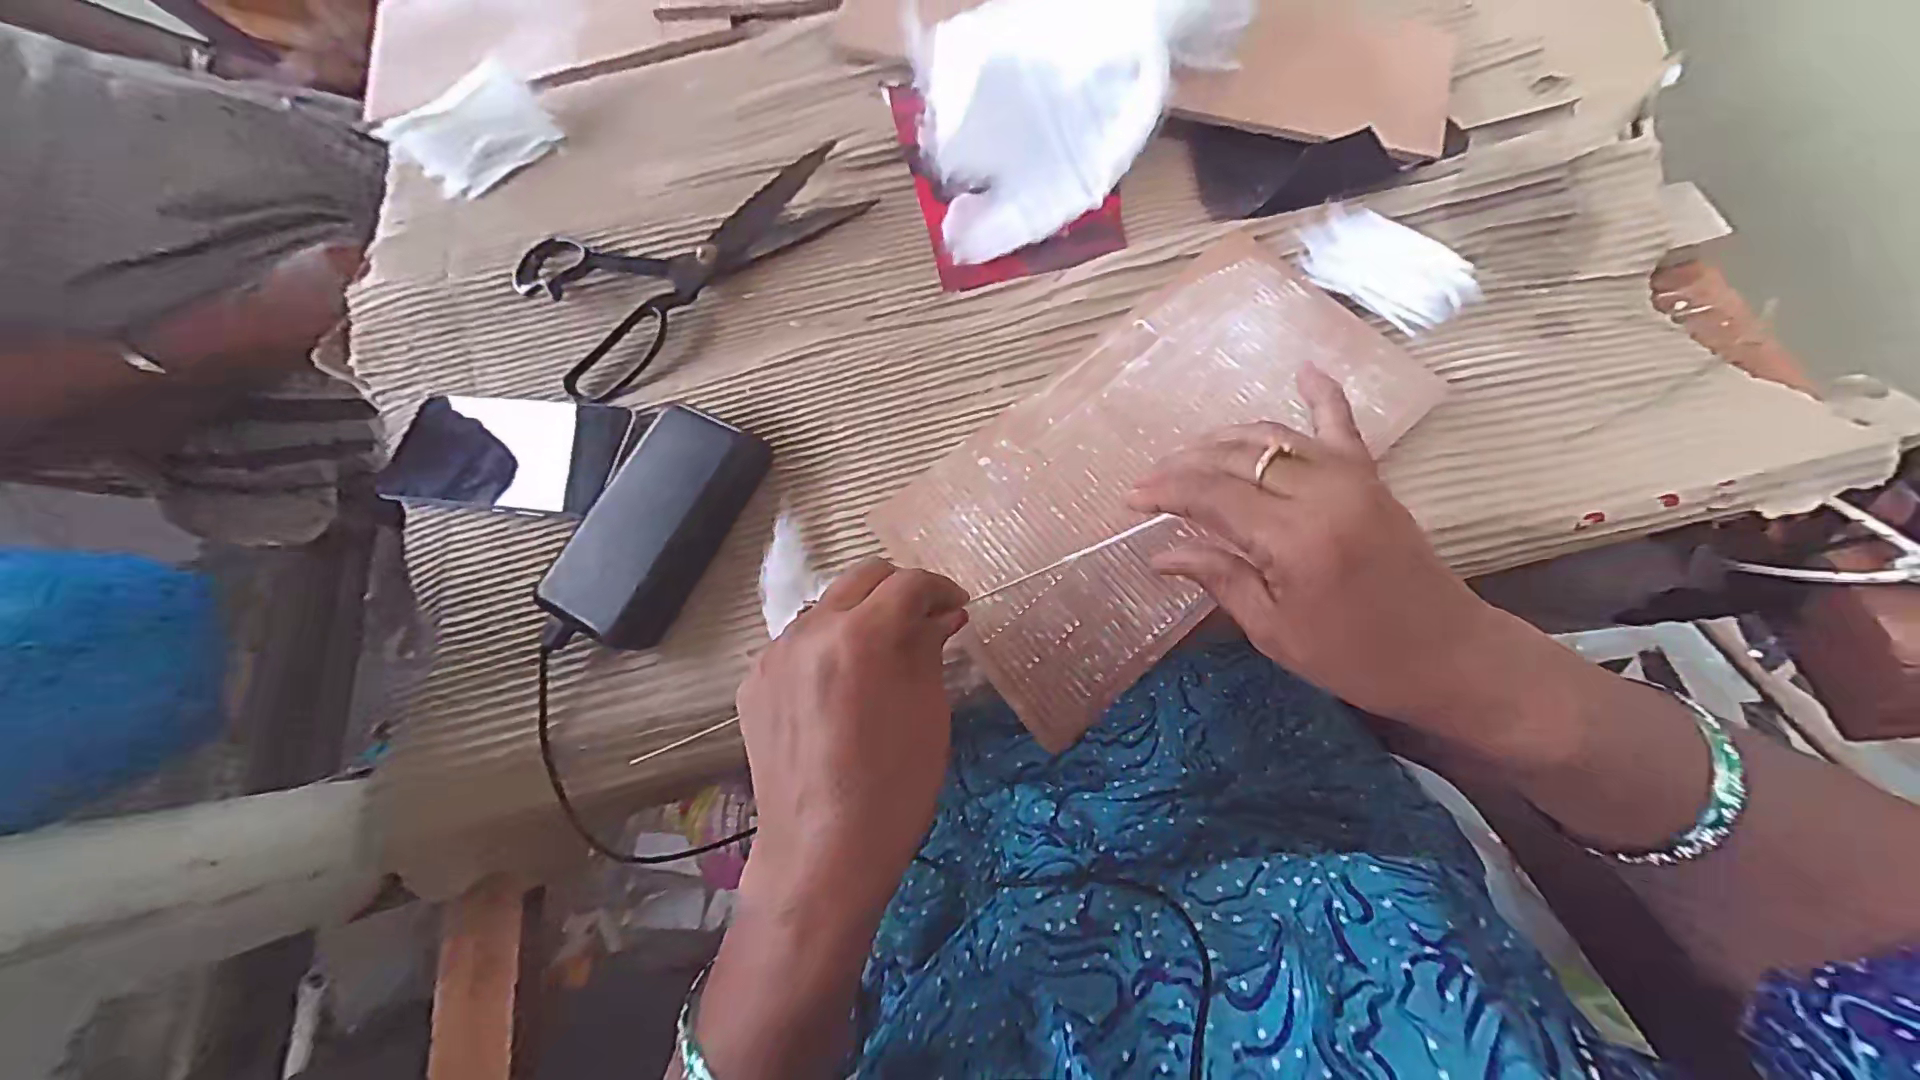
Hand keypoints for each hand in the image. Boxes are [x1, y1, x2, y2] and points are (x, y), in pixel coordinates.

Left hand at [735, 558, 969, 914]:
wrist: (822, 854)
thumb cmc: (894, 786)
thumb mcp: (928, 710)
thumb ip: (930, 646)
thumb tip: (942, 614)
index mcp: (859, 637)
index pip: (908, 583)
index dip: (941, 589)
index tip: (958, 608)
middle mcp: (808, 631)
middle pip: (862, 578)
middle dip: (901, 589)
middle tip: (926, 619)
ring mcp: (774, 656)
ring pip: (827, 606)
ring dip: (862, 614)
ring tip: (884, 651)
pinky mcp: (754, 682)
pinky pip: (799, 643)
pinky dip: (829, 644)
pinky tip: (843, 682)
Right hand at [1127, 368, 1557, 760]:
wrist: (1448, 655)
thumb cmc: (1351, 656)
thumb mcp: (1271, 628)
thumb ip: (1217, 577)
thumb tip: (1160, 554)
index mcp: (1295, 540)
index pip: (1211, 495)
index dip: (1164, 492)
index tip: (1130, 498)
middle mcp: (1322, 494)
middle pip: (1234, 458)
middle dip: (1182, 465)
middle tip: (1148, 481)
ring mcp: (1351, 477)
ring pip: (1270, 437)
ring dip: (1221, 440)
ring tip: (1185, 455)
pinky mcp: (1371, 476)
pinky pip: (1341, 424)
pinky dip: (1321, 394)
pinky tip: (1303, 370)